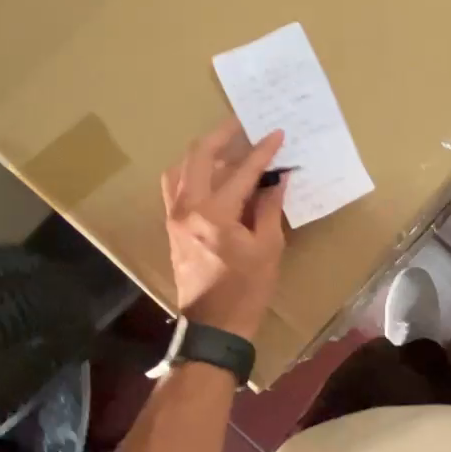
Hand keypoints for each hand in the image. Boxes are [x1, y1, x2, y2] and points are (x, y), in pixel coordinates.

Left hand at [161, 118, 287, 338]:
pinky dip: (193, 172)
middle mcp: (187, 209)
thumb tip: (277, 179)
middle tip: (242, 124)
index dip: (262, 151)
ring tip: (227, 148)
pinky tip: (213, 174)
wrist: (213, 327)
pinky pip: (177, 187)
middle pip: (197, 157)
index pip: (241, 172)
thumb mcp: (268, 248)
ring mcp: (175, 218)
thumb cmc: (246, 290)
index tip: (277, 133)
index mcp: (214, 214)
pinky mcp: (173, 227)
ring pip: (181, 169)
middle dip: (221, 136)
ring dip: (203, 153)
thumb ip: (269, 208)